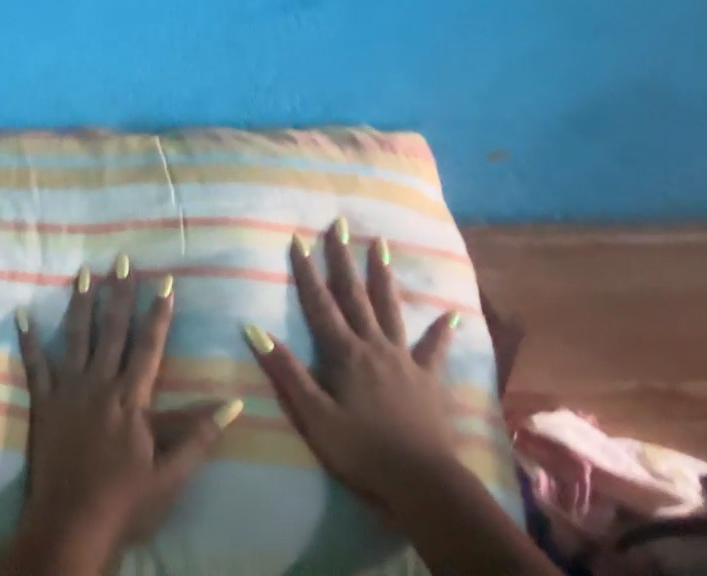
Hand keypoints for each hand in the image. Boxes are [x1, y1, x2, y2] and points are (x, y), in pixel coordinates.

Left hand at [0, 259, 242, 574]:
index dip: (158, 314)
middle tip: (122, 260)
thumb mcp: (172, 475)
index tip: (165, 282)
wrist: (71, 525)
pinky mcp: (43, 403)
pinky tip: (22, 313)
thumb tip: (235, 403)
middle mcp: (99, 384)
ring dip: (81, 303)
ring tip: (84, 271)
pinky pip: (34, 364)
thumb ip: (199, 435)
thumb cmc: (126, 502)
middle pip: (112, 332)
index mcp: (132, 399)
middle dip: (120, 294)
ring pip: (75, 337)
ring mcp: (67, 391)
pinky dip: (28, 339)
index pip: (149, 347)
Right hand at [243, 225, 462, 508]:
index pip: (320, 305)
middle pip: (355, 296)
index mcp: (345, 354)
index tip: (299, 239)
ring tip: (382, 245)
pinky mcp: (428, 379)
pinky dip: (442, 331)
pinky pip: (435, 349)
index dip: (307, 272)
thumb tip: (254, 329)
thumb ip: (286, 371)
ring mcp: (404, 360)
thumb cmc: (360, 450)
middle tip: (340, 225)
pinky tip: (452, 314)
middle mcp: (374, 346)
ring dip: (384, 276)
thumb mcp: (313, 415)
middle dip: (343, 259)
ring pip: (391, 309)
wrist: (422, 481)